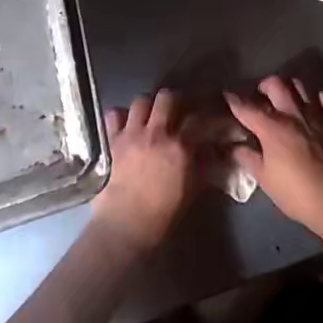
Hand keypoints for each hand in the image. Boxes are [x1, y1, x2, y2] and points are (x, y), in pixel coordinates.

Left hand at [92, 89, 194, 250]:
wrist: (126, 225)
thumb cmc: (163, 213)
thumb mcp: (191, 190)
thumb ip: (201, 167)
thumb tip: (210, 154)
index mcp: (180, 146)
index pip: (198, 119)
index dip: (205, 114)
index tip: (208, 116)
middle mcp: (156, 132)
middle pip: (167, 97)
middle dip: (174, 100)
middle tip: (176, 110)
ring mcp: (132, 134)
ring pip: (141, 101)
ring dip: (148, 106)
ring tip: (150, 116)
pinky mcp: (112, 141)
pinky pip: (113, 115)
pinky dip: (120, 116)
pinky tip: (126, 125)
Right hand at [224, 76, 322, 241]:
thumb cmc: (297, 193)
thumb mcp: (265, 179)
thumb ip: (248, 158)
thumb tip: (233, 147)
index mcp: (272, 127)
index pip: (247, 107)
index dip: (234, 100)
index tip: (227, 95)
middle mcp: (293, 113)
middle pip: (276, 84)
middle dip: (263, 85)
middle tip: (258, 96)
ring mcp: (316, 114)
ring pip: (300, 85)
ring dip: (288, 87)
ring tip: (283, 98)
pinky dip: (315, 98)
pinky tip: (311, 107)